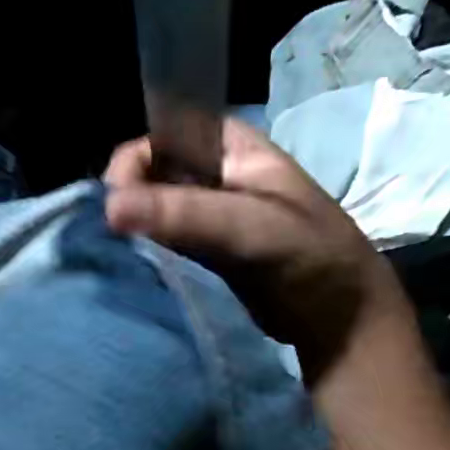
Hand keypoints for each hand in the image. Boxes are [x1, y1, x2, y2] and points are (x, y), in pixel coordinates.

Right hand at [103, 118, 400, 360]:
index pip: (165, 132)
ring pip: (156, 207)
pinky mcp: (206, 251)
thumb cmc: (309, 257)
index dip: (134, 159)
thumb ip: (186, 213)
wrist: (339, 316)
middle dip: (129, 196)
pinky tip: (135, 265)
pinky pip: (166, 239)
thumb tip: (110, 208)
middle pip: (154, 170)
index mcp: (231, 145)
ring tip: (120, 252)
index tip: (117, 201)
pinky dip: (149, 249)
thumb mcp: (252, 227)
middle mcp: (216, 172)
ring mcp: (210, 213)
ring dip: (136, 226)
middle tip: (115, 235)